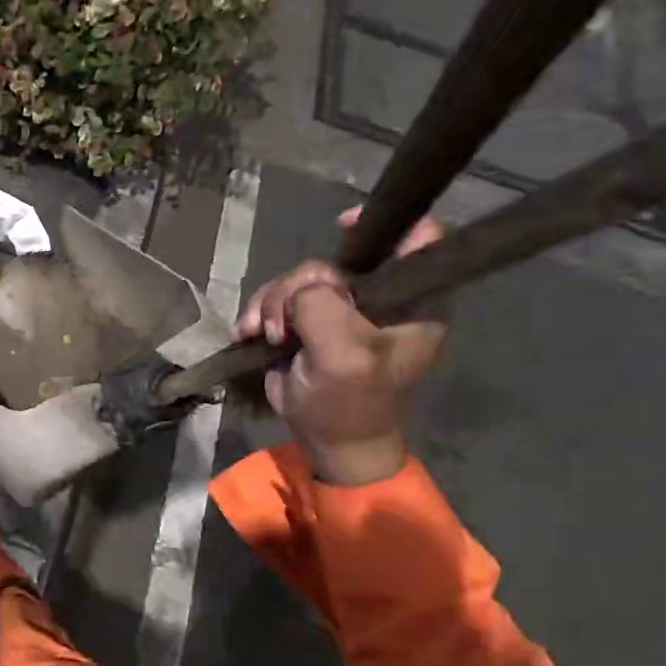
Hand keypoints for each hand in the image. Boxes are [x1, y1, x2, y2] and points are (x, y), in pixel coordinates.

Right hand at [235, 208, 446, 485]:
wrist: (328, 441)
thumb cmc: (350, 405)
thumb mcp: (344, 356)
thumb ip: (322, 307)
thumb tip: (299, 290)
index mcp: (411, 298)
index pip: (415, 238)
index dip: (383, 223)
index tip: (343, 227)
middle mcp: (378, 294)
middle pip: (332, 261)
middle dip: (295, 288)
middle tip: (281, 325)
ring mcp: (340, 306)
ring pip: (297, 278)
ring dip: (271, 303)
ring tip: (262, 334)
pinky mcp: (308, 318)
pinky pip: (278, 295)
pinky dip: (260, 311)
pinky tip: (250, 332)